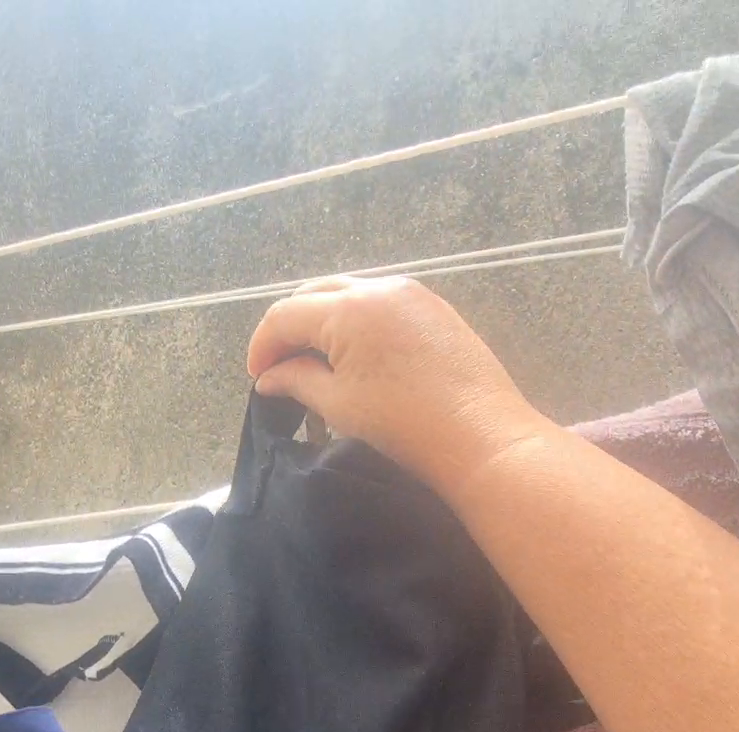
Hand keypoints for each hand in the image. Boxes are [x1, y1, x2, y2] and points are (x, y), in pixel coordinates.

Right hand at [246, 276, 547, 498]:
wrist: (480, 437)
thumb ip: (296, 381)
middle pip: (313, 295)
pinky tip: (353, 356)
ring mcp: (410, 293)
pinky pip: (378, 303)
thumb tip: (268, 378)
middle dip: (288, 329)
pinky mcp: (432, 308)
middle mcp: (377, 287)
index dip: (262, 346)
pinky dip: (353, 323)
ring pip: (347, 295)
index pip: (285, 315)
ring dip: (320, 323)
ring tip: (314, 363)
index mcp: (348, 308)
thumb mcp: (337, 404)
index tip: (257, 379)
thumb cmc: (402, 424)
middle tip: (279, 368)